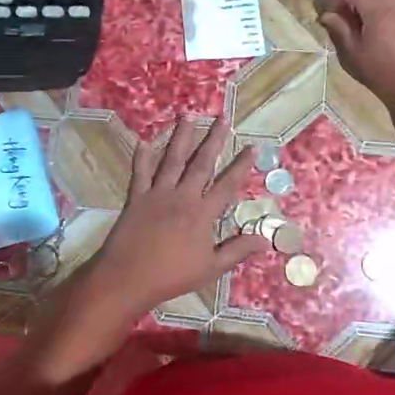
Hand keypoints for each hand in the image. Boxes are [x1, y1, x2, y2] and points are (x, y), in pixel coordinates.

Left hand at [34, 114, 266, 378]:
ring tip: (188, 116)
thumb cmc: (172, 276)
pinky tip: (143, 141)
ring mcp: (157, 194)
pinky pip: (140, 172)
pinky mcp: (135, 198)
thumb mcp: (211, 267)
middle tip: (222, 118)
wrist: (128, 277)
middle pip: (201, 163)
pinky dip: (142, 156)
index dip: (241, 166)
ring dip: (181, 137)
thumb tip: (266, 239)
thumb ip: (237, 249)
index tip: (252, 147)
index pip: (227, 184)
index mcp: (203, 213)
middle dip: (213, 140)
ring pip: (172, 160)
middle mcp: (182, 196)